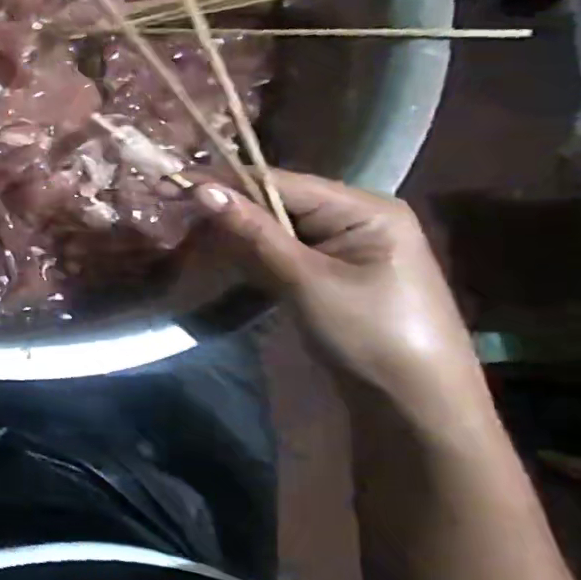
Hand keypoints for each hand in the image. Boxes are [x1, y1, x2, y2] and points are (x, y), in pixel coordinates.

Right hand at [195, 171, 485, 410]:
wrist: (413, 398)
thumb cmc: (369, 331)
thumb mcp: (306, 280)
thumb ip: (254, 233)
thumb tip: (202, 190)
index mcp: (365, 209)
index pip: (280, 182)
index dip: (223, 181)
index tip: (169, 182)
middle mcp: (356, 216)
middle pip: (277, 198)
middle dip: (226, 203)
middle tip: (167, 203)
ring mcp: (344, 243)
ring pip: (274, 223)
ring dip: (233, 227)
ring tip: (184, 226)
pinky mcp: (330, 268)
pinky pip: (281, 246)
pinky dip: (249, 248)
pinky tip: (219, 250)